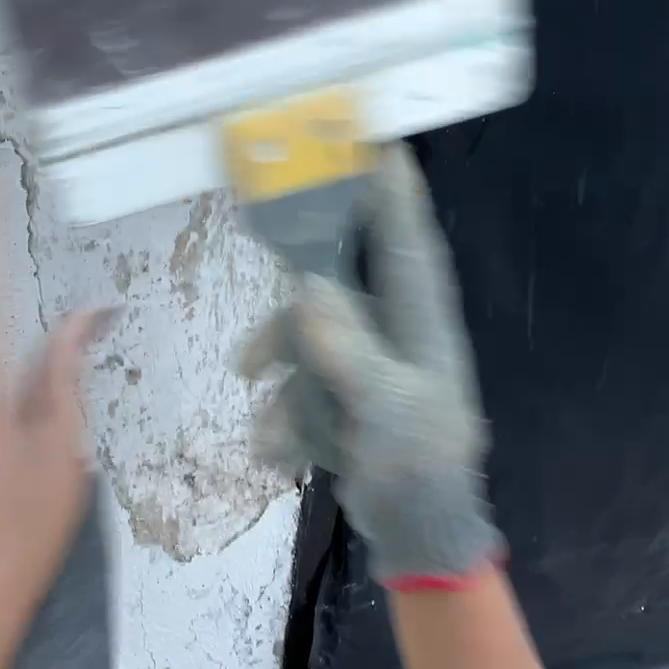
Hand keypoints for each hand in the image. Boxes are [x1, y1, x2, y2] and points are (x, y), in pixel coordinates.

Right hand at [240, 144, 500, 587]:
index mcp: (420, 324)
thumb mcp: (387, 410)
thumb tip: (305, 290)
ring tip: (268, 436)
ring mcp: (365, 370)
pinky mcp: (343, 401)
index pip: (402, 240)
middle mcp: (392, 335)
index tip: (366, 137)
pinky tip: (280, 456)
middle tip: (248, 334)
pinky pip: (300, 393)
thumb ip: (348, 350)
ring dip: (280, 391)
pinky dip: (286, 423)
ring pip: (303, 350)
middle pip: (330, 294)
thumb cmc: (418, 467)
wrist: (417, 530)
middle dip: (289, 318)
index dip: (386, 188)